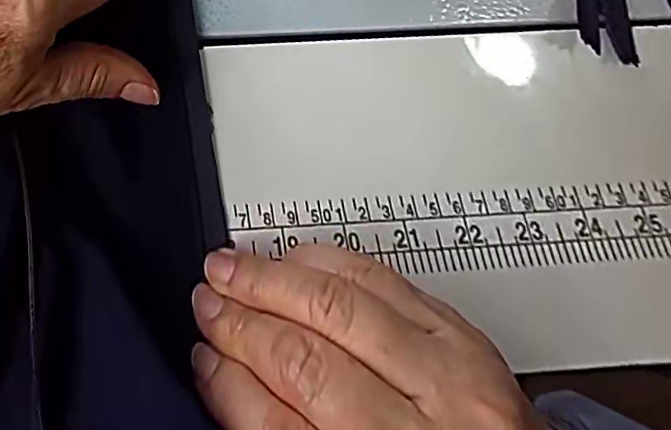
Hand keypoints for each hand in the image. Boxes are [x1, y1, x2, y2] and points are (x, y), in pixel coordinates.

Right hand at [191, 245, 539, 429]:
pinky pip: (377, 276)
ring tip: (228, 268)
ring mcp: (457, 384)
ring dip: (265, 277)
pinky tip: (288, 258)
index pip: (279, 423)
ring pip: (335, 303)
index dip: (227, 381)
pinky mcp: (467, 340)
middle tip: (206, 302)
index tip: (203, 356)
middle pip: (305, 358)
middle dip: (238, 322)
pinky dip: (320, 258)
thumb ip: (280, 424)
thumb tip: (217, 367)